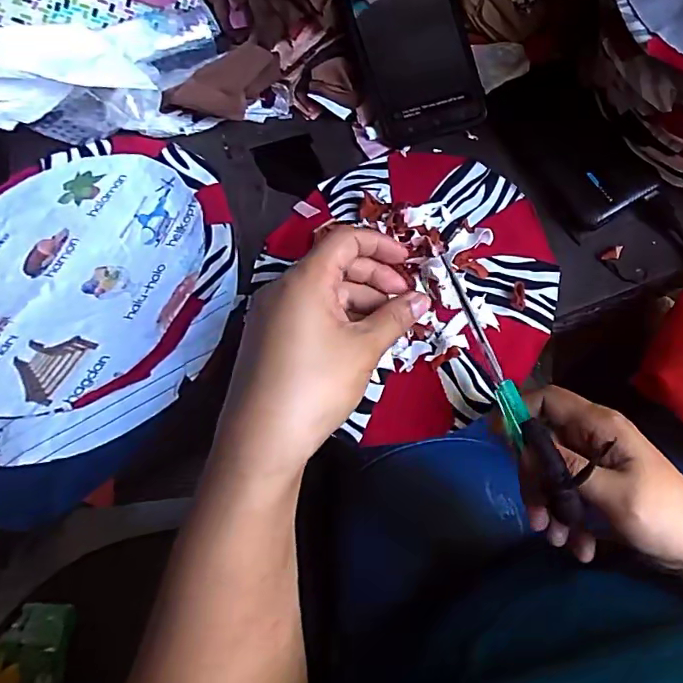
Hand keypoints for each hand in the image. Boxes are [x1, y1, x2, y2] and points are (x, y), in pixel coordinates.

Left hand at [220, 227, 426, 473]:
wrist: (261, 442)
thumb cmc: (315, 386)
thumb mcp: (365, 348)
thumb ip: (396, 317)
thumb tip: (421, 300)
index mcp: (304, 281)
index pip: (345, 240)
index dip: (381, 244)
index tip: (410, 260)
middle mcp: (284, 289)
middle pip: (337, 263)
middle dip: (377, 275)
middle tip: (407, 298)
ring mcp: (274, 313)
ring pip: (327, 289)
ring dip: (364, 298)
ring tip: (393, 322)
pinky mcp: (272, 336)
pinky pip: (314, 310)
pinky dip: (344, 314)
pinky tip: (366, 337)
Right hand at [518, 386, 682, 568]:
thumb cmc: (662, 515)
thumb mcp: (611, 494)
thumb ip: (566, 466)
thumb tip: (524, 438)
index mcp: (602, 426)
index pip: (549, 399)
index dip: (519, 411)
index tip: (495, 439)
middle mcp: (596, 438)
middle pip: (543, 442)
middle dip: (534, 480)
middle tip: (536, 519)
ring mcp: (598, 462)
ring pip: (552, 473)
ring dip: (551, 509)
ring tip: (563, 542)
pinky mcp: (600, 487)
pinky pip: (569, 496)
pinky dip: (569, 522)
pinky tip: (582, 548)